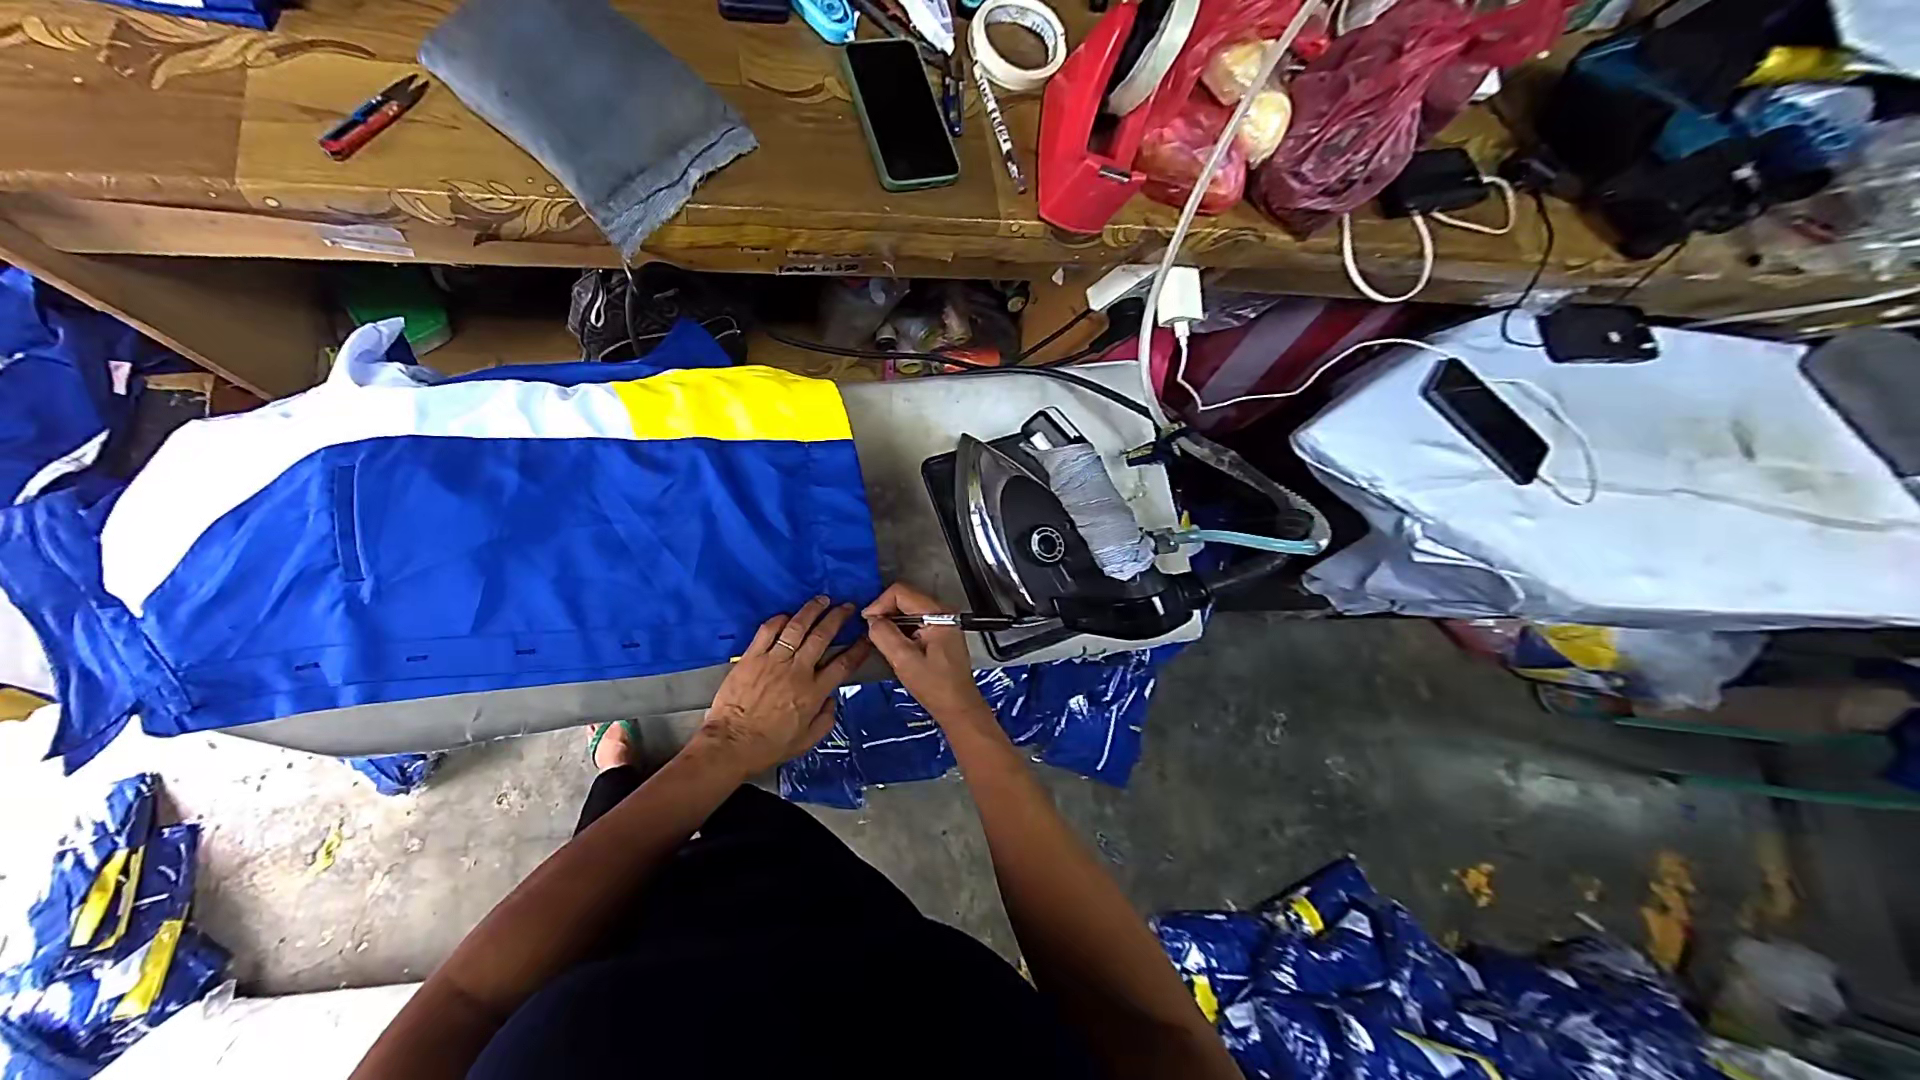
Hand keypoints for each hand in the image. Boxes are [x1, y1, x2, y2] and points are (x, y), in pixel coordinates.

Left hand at [695, 596, 871, 777]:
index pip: (844, 663)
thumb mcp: (807, 740)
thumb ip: (826, 719)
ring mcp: (773, 661)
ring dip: (812, 610)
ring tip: (822, 600)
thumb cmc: (769, 746)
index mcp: (814, 692)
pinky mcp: (751, 657)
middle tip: (847, 607)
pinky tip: (787, 615)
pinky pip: (768, 631)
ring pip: (797, 627)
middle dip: (838, 618)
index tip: (866, 637)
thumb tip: (832, 700)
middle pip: (823, 636)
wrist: (731, 745)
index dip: (858, 648)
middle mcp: (798, 671)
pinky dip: (779, 620)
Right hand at [862, 583, 992, 727]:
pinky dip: (900, 630)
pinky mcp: (939, 634)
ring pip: (908, 610)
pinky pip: (914, 622)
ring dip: (891, 622)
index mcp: (938, 614)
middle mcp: (942, 612)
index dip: (879, 604)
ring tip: (880, 640)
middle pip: (905, 598)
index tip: (867, 622)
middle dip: (884, 612)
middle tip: (870, 631)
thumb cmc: (935, 687)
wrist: (958, 708)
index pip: (901, 592)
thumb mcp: (905, 661)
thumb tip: (871, 620)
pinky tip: (893, 646)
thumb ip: (885, 636)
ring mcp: (942, 623)